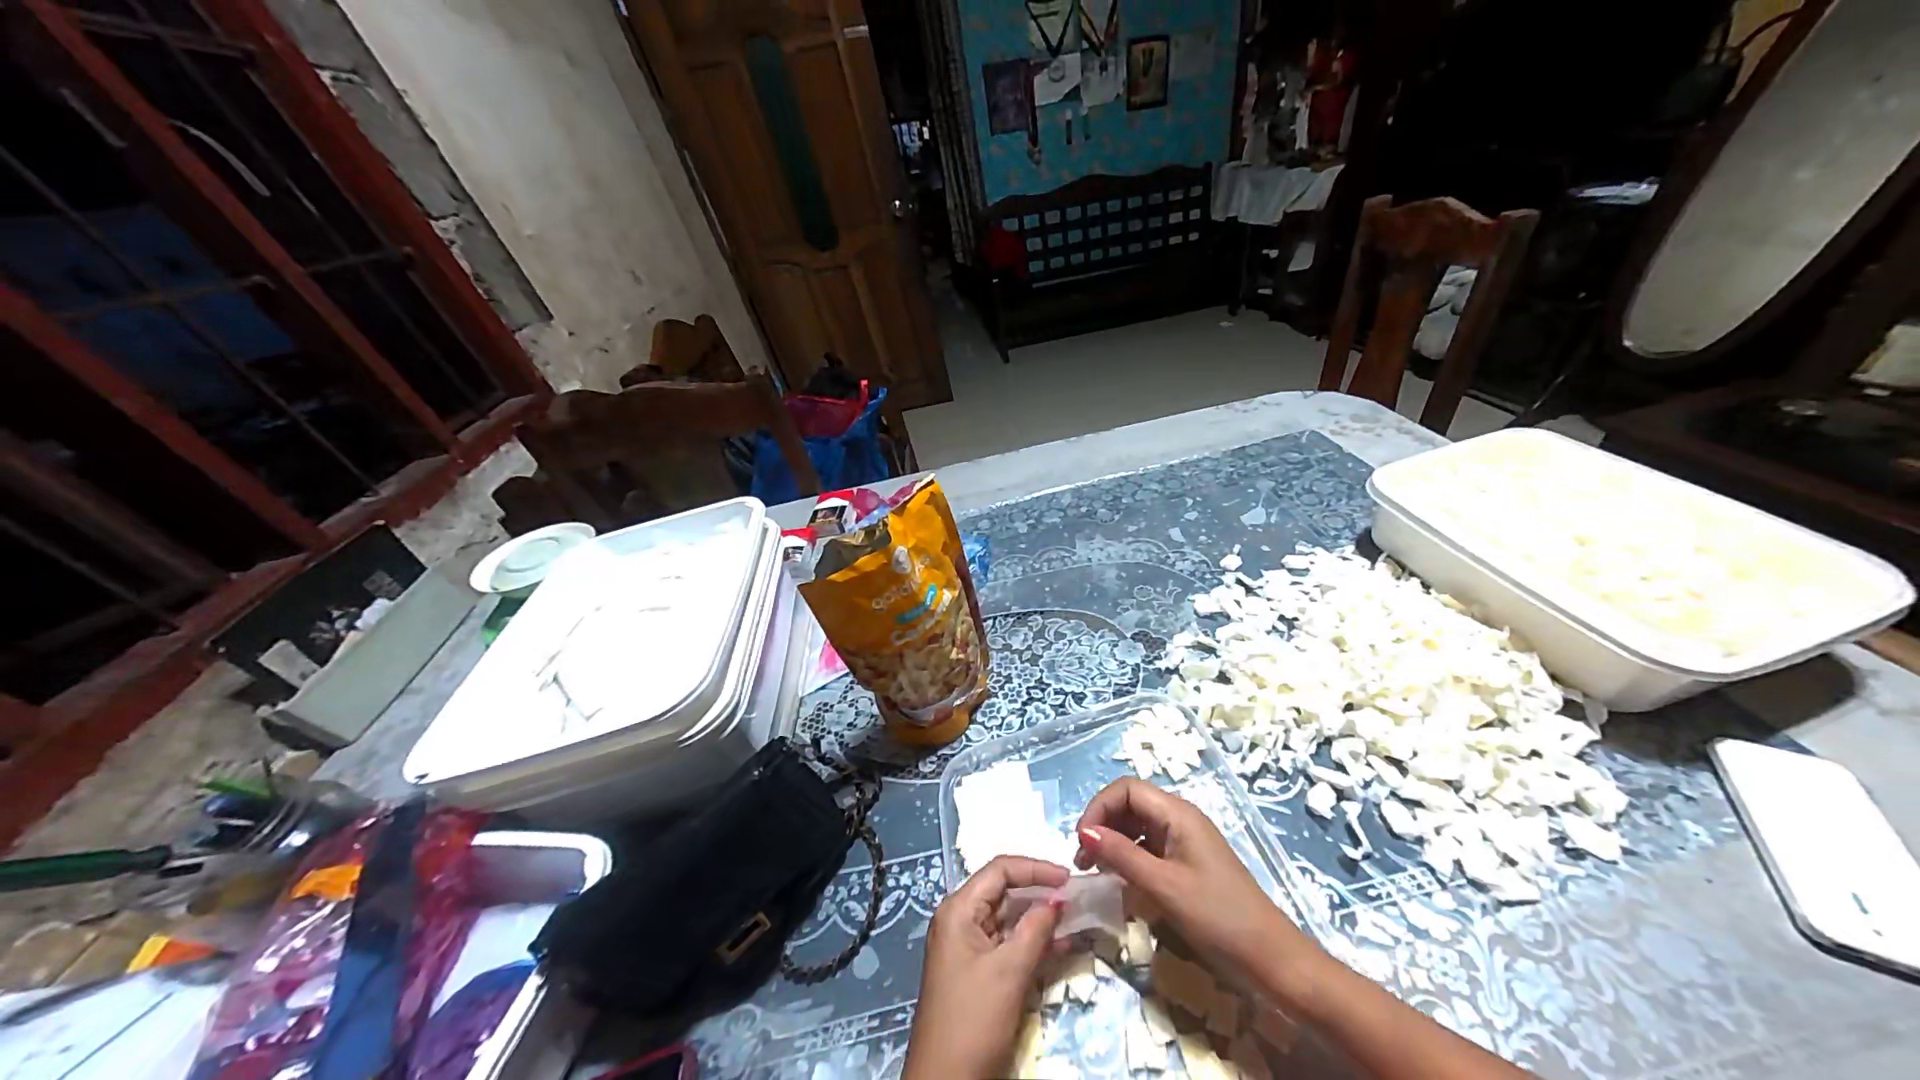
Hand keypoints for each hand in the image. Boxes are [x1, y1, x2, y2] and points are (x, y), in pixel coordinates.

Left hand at [904, 855, 1065, 1079]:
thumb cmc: (974, 1019)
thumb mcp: (1009, 971)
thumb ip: (1035, 929)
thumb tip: (1058, 899)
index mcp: (958, 910)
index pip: (999, 870)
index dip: (1035, 868)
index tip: (1069, 878)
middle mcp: (960, 920)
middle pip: (1004, 891)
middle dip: (1040, 892)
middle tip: (1077, 897)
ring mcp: (968, 946)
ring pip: (1009, 918)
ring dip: (1041, 918)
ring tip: (1077, 917)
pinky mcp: (978, 970)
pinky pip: (1008, 943)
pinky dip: (1033, 942)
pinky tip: (1064, 944)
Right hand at [1074, 777, 1320, 995]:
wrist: (1271, 958)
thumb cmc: (1218, 917)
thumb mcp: (1163, 886)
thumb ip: (1122, 855)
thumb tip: (1084, 831)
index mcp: (1178, 814)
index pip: (1126, 788)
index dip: (1099, 807)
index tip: (1082, 841)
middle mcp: (1180, 819)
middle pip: (1130, 804)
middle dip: (1102, 824)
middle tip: (1083, 860)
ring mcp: (1184, 841)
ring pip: (1137, 826)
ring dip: (1112, 842)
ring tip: (1095, 871)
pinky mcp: (1186, 863)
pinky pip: (1148, 847)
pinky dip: (1128, 858)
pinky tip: (1119, 882)